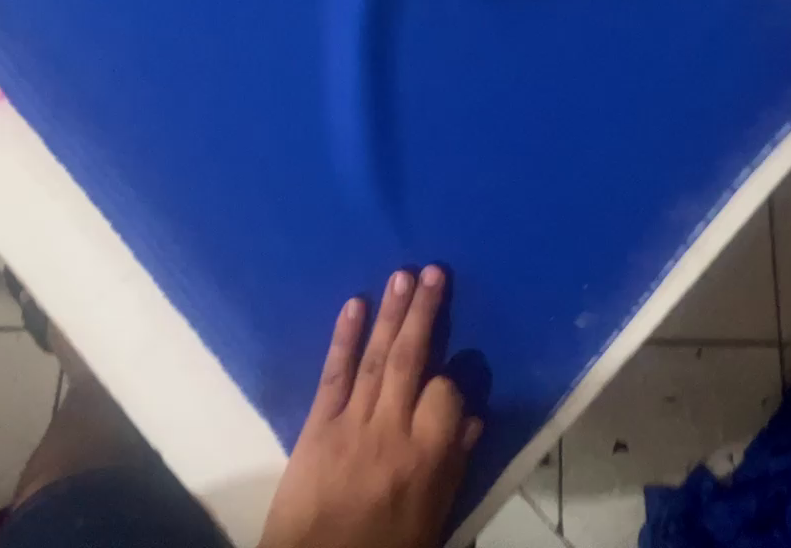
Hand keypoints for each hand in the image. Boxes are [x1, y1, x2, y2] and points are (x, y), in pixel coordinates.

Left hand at [261, 267, 481, 547]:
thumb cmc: (382, 547)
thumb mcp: (431, 520)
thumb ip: (453, 466)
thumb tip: (474, 418)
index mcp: (425, 458)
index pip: (446, 395)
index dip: (453, 378)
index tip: (457, 365)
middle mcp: (390, 431)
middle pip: (411, 360)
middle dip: (423, 313)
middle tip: (433, 271)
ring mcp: (351, 423)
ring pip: (377, 358)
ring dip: (391, 314)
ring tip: (402, 275)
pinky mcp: (316, 425)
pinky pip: (333, 374)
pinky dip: (344, 337)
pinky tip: (354, 304)